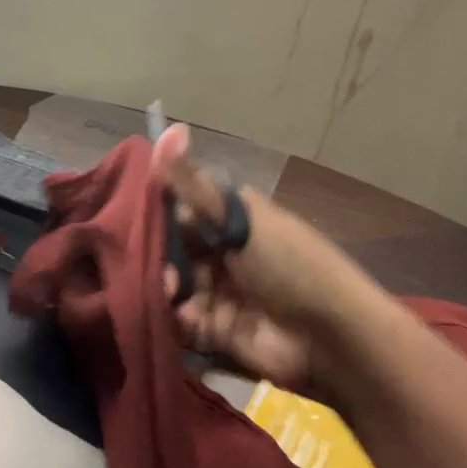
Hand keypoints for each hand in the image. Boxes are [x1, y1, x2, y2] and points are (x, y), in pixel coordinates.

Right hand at [150, 124, 378, 392]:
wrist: (336, 341)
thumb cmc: (292, 266)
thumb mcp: (240, 219)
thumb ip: (194, 183)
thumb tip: (171, 126)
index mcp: (231, 219)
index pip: (179, 208)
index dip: (154, 214)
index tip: (130, 220)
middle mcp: (222, 252)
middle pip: (169, 249)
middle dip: (157, 258)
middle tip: (154, 266)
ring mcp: (219, 291)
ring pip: (171, 284)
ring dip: (165, 289)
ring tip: (172, 295)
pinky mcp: (216, 329)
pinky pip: (181, 320)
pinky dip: (180, 319)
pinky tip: (189, 318)